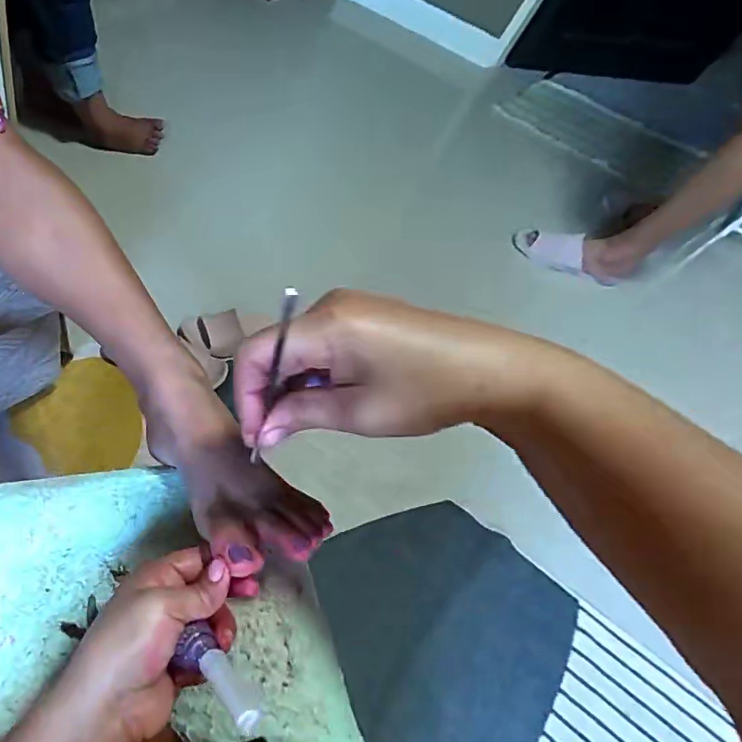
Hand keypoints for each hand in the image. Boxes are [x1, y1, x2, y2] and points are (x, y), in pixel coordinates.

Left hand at [53, 548, 234, 741]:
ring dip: (219, 630)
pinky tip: (206, 666)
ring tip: (220, 644)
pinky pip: (204, 652)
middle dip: (225, 596)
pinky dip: (209, 657)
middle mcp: (162, 602)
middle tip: (251, 597)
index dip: (221, 562)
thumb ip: (198, 591)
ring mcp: (170, 635)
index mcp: (154, 578)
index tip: (249, 570)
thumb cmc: (131, 643)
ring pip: (208, 622)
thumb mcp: (163, 606)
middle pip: (205, 590)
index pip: (194, 559)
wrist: (110, 707)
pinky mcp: (178, 664)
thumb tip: (224, 568)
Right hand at [234, 288, 570, 449]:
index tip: (258, 435)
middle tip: (273, 436)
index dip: (246, 395)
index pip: (256, 352)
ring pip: (294, 347)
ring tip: (298, 422)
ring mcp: (346, 307)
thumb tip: (262, 432)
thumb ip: (300, 415)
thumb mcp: (358, 412)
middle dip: (265, 393)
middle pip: (272, 348)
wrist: (495, 371)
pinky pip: (317, 343)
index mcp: (325, 323)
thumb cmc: (425, 393)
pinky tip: (324, 398)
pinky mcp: (361, 315)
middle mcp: (328, 305)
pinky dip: (310, 373)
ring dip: (288, 385)